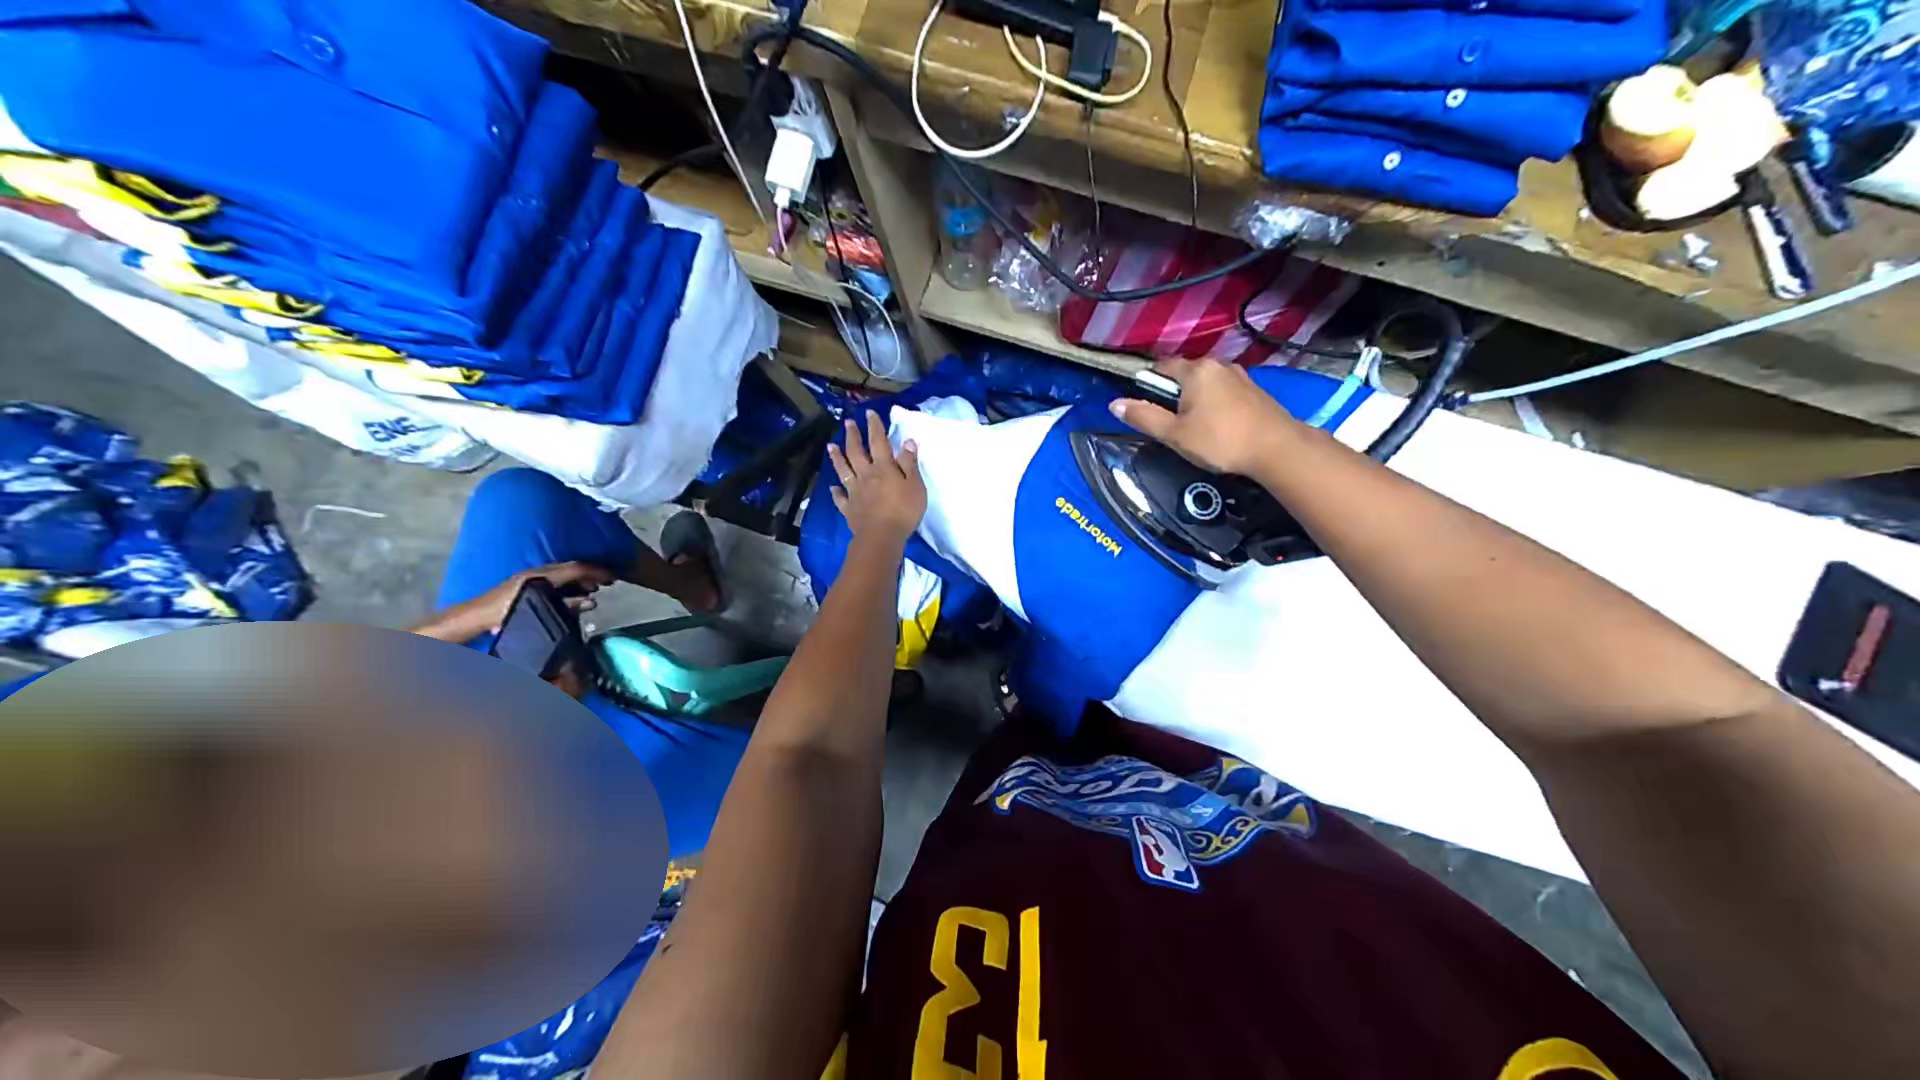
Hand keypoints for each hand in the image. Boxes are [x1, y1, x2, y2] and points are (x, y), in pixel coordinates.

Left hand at [412, 561, 614, 644]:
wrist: (471, 618)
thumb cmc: (501, 616)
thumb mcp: (536, 611)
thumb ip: (565, 607)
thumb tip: (591, 601)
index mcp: (540, 576)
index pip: (575, 569)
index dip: (597, 572)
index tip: (614, 577)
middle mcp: (537, 571)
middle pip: (571, 567)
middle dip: (593, 573)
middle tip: (610, 581)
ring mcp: (531, 576)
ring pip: (564, 572)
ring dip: (582, 578)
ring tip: (596, 587)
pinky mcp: (527, 583)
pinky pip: (557, 577)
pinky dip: (571, 582)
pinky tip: (575, 593)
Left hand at [827, 411, 924, 545]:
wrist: (881, 536)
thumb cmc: (903, 510)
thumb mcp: (915, 485)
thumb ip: (909, 464)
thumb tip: (907, 441)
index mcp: (883, 468)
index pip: (879, 442)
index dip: (874, 426)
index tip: (869, 413)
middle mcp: (865, 475)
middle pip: (856, 452)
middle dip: (852, 435)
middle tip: (848, 422)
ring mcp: (854, 491)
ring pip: (843, 470)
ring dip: (837, 457)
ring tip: (831, 446)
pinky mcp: (848, 508)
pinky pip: (840, 498)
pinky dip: (836, 492)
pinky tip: (832, 487)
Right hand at [1109, 358, 1302, 476]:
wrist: (1276, 449)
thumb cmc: (1220, 441)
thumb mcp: (1175, 434)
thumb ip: (1144, 417)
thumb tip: (1114, 404)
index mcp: (1195, 370)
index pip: (1161, 367)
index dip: (1149, 383)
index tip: (1146, 406)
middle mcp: (1218, 365)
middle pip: (1185, 373)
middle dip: (1174, 392)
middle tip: (1170, 422)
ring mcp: (1239, 375)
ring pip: (1206, 382)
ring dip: (1196, 398)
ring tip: (1194, 425)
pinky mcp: (1254, 389)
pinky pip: (1223, 390)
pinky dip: (1215, 402)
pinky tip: (1218, 424)